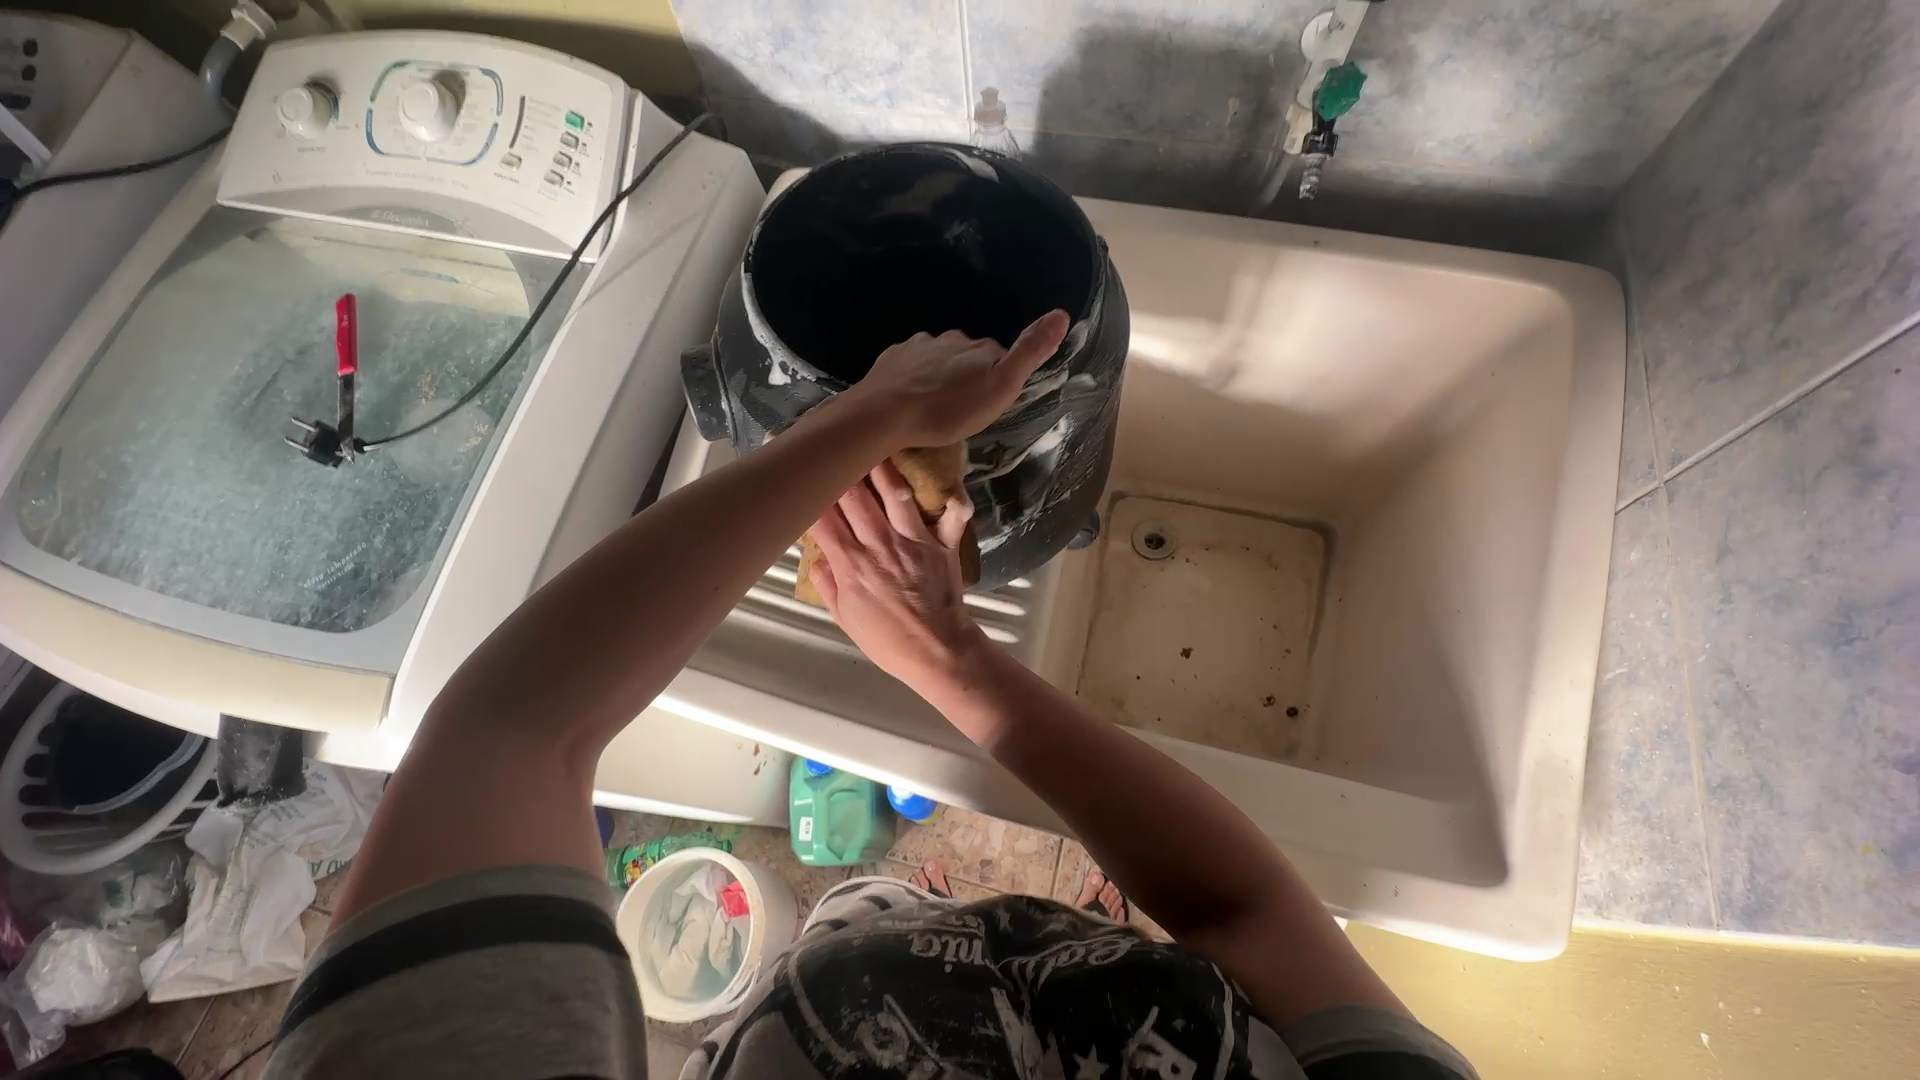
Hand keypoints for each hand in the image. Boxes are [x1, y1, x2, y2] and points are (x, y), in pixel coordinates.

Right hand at [807, 461, 989, 691]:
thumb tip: (816, 553)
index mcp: (851, 564)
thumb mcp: (845, 619)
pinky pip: (951, 516)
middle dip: (839, 467)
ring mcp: (914, 541)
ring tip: (875, 438)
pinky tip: (948, 481)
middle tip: (831, 441)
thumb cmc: (888, 641)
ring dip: (883, 466)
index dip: (807, 493)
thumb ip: (828, 583)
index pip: (822, 518)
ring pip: (895, 494)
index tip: (797, 471)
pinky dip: (951, 499)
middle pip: (854, 497)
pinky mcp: (944, 545)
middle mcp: (880, 545)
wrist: (938, 653)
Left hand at [839, 310, 1070, 447]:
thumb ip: (1029, 352)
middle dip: (967, 376)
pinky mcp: (893, 359)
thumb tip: (1061, 313)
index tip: (991, 402)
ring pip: (938, 359)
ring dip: (940, 377)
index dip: (998, 378)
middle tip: (962, 409)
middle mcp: (951, 339)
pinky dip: (914, 379)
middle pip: (967, 356)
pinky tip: (911, 399)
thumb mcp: (1000, 387)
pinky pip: (910, 365)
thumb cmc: (948, 409)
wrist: (885, 414)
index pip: (998, 357)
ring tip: (935, 406)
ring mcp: (918, 346)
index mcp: (979, 348)